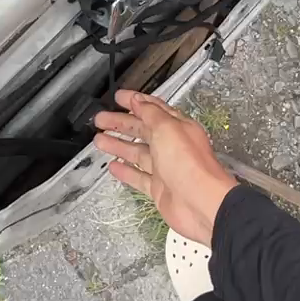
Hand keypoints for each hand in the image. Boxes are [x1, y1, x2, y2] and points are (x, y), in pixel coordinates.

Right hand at [93, 89, 238, 246]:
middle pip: (141, 129)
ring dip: (118, 145)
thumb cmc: (189, 163)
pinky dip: (125, 171)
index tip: (118, 97)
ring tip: (99, 140)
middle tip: (101, 119)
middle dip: (120, 122)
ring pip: (137, 152)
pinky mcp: (159, 189)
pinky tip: (113, 166)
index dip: (135, 101)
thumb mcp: (167, 128)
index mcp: (176, 126)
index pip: (153, 108)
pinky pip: (138, 176)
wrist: (200, 203)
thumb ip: (150, 113)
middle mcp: (171, 145)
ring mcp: (164, 167)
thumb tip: (138, 100)